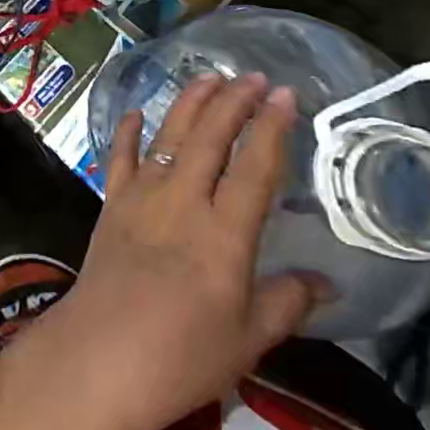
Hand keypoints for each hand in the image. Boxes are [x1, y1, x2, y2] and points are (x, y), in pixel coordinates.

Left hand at [0, 74, 323, 429]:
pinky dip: (125, 133)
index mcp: (225, 233)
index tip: (286, 96)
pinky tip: (132, 113)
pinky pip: (118, 158)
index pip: (255, 167)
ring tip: (207, 78)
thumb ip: (286, 301)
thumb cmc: (185, 353)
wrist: (104, 351)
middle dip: (232, 101)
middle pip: (209, 138)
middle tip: (252, 76)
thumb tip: (325, 282)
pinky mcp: (109, 203)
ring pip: (166, 137)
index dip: (272, 128)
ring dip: (187, 104)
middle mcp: (182, 201)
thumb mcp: (251, 338)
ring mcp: (140, 197)